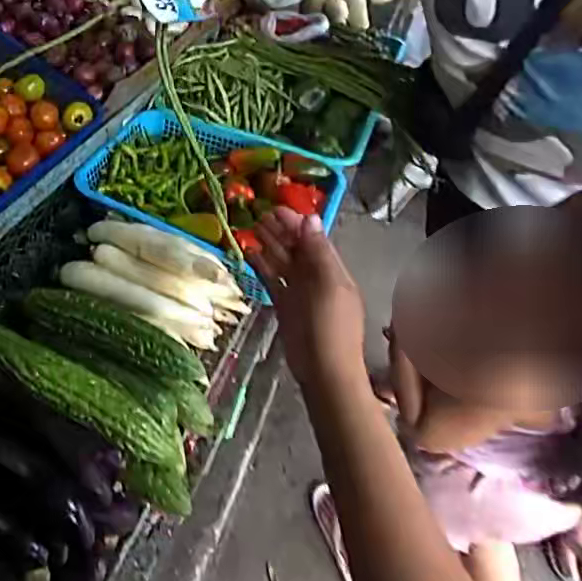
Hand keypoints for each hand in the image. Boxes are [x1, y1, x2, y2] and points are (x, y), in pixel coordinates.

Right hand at [249, 208, 367, 393]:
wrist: (324, 371)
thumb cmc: (331, 326)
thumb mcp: (329, 284)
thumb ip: (318, 251)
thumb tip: (310, 218)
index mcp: (333, 270)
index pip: (314, 239)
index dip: (296, 224)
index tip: (276, 209)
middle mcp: (316, 277)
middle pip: (297, 248)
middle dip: (280, 231)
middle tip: (258, 215)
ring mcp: (300, 292)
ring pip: (283, 262)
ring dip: (269, 244)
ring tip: (251, 228)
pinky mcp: (285, 305)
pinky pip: (272, 280)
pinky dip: (261, 266)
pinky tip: (248, 253)